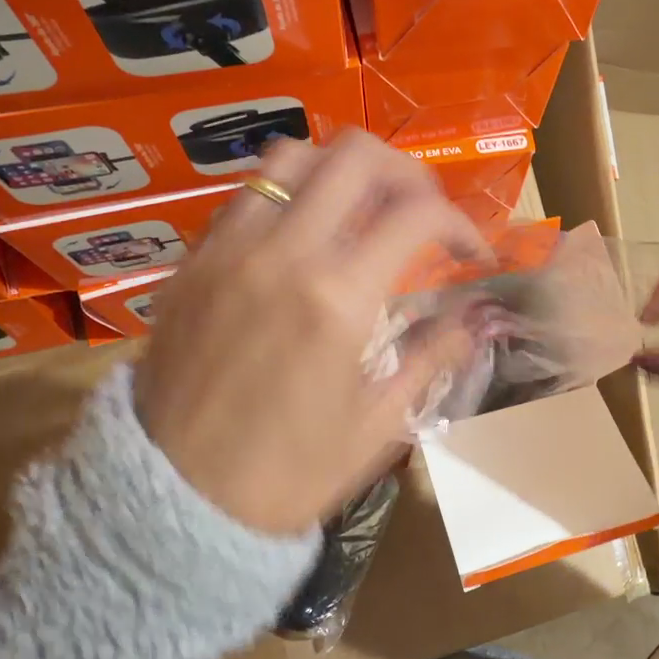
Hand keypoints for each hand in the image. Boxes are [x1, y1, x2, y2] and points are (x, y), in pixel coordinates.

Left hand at [134, 129, 486, 536]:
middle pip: (357, 155)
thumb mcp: (380, 423)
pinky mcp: (193, 261)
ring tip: (363, 212)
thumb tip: (482, 316)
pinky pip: (247, 194)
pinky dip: (289, 195)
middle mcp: (284, 253)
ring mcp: (230, 249)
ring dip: (342, 171)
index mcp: (339, 299)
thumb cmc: (290, 474)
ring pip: (293, 157)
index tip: (472, 253)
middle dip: (409, 174)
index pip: (419, 214)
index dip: (462, 224)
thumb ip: (436, 353)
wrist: (175, 503)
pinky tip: (304, 239)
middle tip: (424, 214)